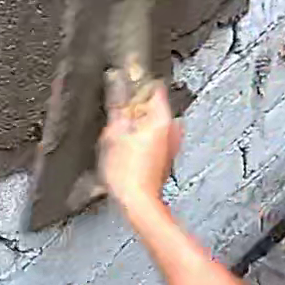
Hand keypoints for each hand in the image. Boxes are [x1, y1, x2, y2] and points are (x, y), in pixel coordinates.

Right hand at [99, 77, 179, 214]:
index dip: (136, 83)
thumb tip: (116, 81)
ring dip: (135, 124)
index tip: (123, 84)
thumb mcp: (113, 133)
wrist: (137, 203)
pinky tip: (125, 150)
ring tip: (118, 137)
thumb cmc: (127, 173)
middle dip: (134, 107)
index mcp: (162, 118)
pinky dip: (139, 138)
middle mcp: (172, 129)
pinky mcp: (165, 156)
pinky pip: (152, 138)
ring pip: (151, 122)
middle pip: (152, 106)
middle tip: (116, 117)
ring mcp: (170, 144)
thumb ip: (116, 104)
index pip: (154, 87)